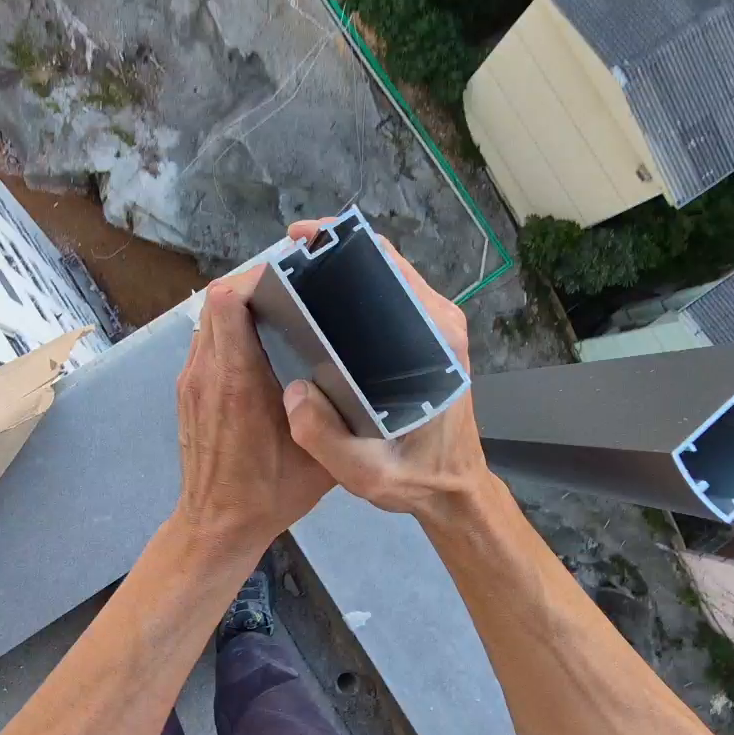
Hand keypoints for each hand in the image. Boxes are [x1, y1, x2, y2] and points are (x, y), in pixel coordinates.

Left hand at [172, 267, 334, 554]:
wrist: (217, 524)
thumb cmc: (270, 492)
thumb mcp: (319, 456)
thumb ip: (333, 414)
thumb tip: (351, 372)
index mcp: (236, 379)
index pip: (228, 300)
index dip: (257, 277)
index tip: (293, 277)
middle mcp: (206, 371)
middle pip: (217, 300)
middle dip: (254, 286)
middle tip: (296, 291)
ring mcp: (192, 380)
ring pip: (210, 319)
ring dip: (241, 307)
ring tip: (283, 312)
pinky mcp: (188, 390)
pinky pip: (207, 341)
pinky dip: (231, 330)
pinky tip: (264, 345)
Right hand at [278, 221, 492, 520]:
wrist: (453, 492)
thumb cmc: (418, 479)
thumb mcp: (367, 472)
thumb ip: (325, 438)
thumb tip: (291, 392)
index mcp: (433, 340)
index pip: (389, 268)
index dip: (342, 245)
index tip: (299, 241)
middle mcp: (436, 323)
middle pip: (381, 266)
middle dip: (330, 254)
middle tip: (280, 263)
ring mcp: (430, 329)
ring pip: (379, 281)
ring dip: (336, 272)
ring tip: (286, 279)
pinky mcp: (421, 341)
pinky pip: (381, 302)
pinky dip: (347, 295)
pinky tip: (310, 306)